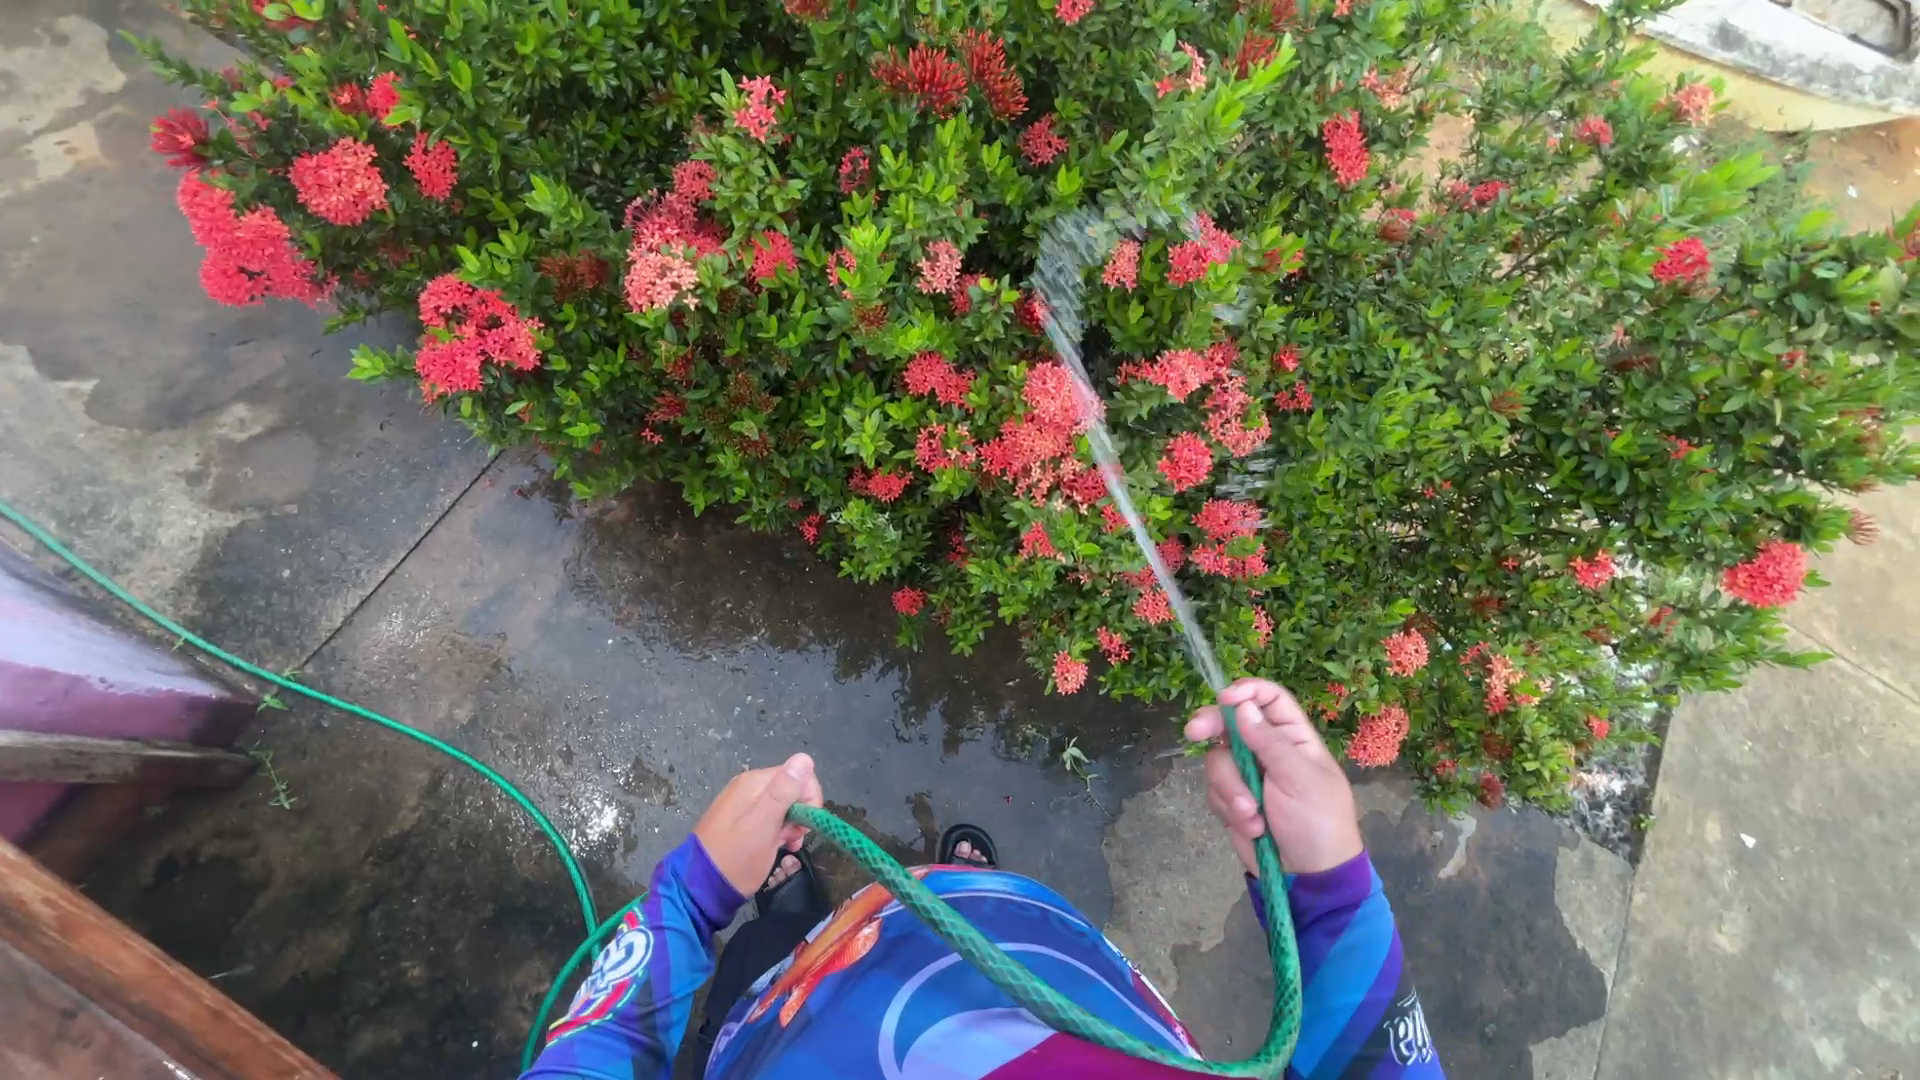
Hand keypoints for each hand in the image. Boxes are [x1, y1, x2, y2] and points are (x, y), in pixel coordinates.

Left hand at [693, 754, 824, 895]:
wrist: (698, 891)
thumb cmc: (735, 860)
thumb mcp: (763, 827)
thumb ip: (783, 792)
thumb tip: (804, 757)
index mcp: (754, 783)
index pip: (799, 774)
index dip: (809, 799)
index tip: (803, 827)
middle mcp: (748, 786)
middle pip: (792, 788)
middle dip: (800, 813)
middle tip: (792, 838)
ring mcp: (743, 803)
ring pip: (784, 804)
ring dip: (791, 824)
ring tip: (784, 845)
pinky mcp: (741, 819)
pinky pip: (770, 816)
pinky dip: (779, 830)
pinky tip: (777, 845)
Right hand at [1185, 678, 1362, 876]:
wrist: (1308, 878)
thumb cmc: (1317, 822)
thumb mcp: (1299, 779)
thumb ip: (1268, 742)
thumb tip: (1241, 706)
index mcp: (1293, 737)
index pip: (1269, 699)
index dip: (1246, 692)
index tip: (1224, 698)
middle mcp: (1266, 749)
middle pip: (1229, 722)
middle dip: (1211, 727)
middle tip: (1193, 733)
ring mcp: (1247, 773)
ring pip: (1217, 760)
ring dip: (1231, 788)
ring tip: (1252, 815)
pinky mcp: (1231, 798)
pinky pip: (1214, 789)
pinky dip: (1228, 807)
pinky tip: (1251, 827)